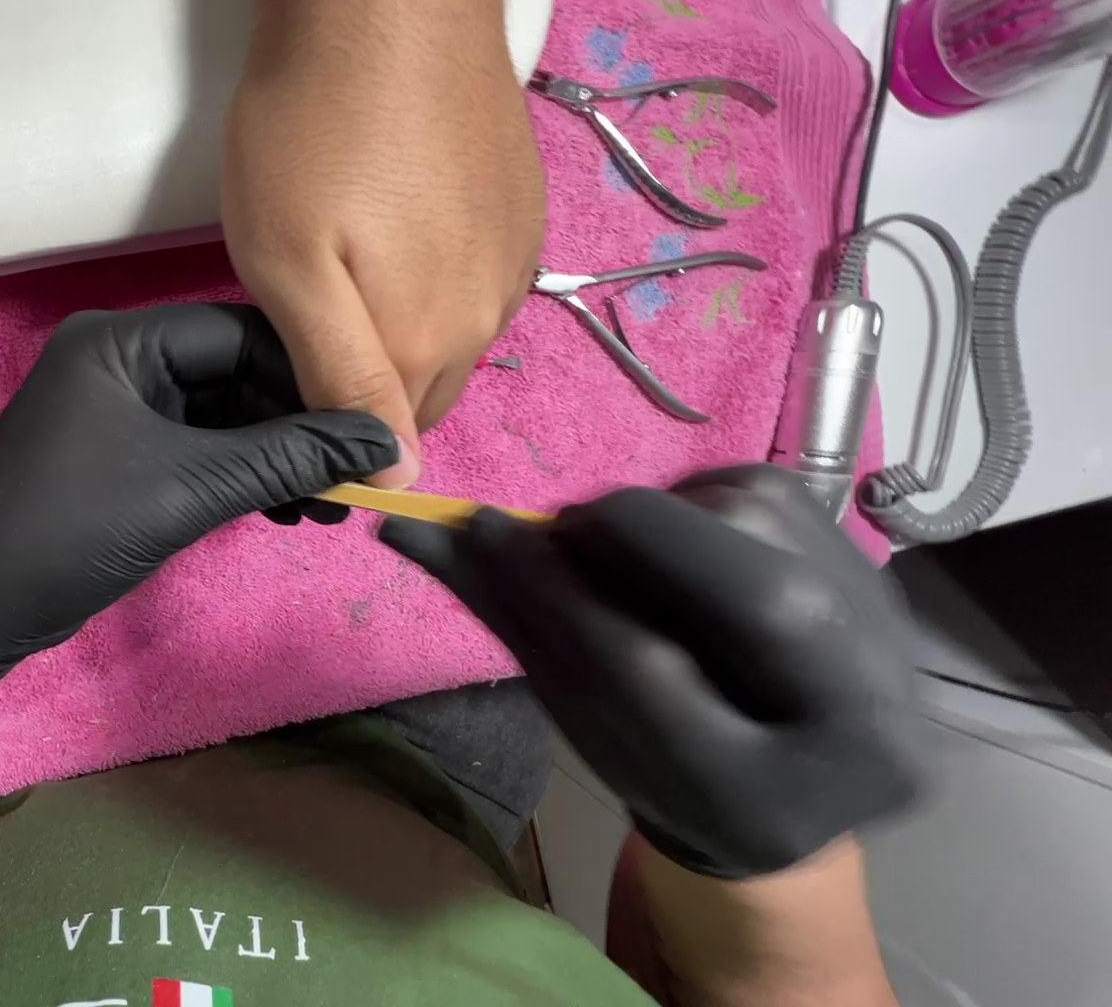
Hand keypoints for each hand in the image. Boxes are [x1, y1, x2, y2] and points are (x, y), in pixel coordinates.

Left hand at [0, 304, 399, 718]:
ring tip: (322, 505)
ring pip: (221, 415)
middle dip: (296, 426)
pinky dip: (239, 474)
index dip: (312, 378)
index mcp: (121, 339)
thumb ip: (286, 457)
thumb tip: (384, 443)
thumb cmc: (68, 533)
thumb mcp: (186, 488)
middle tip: (353, 479)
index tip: (372, 426)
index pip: (243, 334)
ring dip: (273, 456)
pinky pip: (197, 446)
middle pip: (235, 374)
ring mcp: (118, 406)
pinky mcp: (120, 452)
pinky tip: (280, 508)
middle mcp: (119, 357)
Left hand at [224, 0, 545, 486]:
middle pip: (418, 393)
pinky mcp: (519, 211)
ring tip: (345, 273)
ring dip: (398, 335)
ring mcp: (512, 259)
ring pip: (445, 340)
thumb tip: (394, 474)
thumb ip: (346, 381)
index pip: (390, 438)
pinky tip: (394, 235)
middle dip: (365, 385)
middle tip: (305, 321)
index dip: (338, 428)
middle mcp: (488, 316)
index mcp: (430, 343)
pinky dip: (430, 287)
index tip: (292, 380)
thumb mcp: (296, 275)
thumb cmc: (312, 137)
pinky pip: (470, 286)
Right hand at [382, 464, 929, 878]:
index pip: (639, 670)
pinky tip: (679, 542)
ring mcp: (892, 651)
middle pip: (754, 596)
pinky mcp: (884, 585)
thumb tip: (399, 526)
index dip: (549, 589)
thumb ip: (494, 612)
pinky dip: (697, 498)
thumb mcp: (563, 700)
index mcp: (758, 798)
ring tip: (624, 551)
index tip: (478, 529)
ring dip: (661, 516)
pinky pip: (775, 493)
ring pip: (763, 524)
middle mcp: (865, 732)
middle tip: (566, 528)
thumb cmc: (645, 751)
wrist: (778, 770)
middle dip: (630, 533)